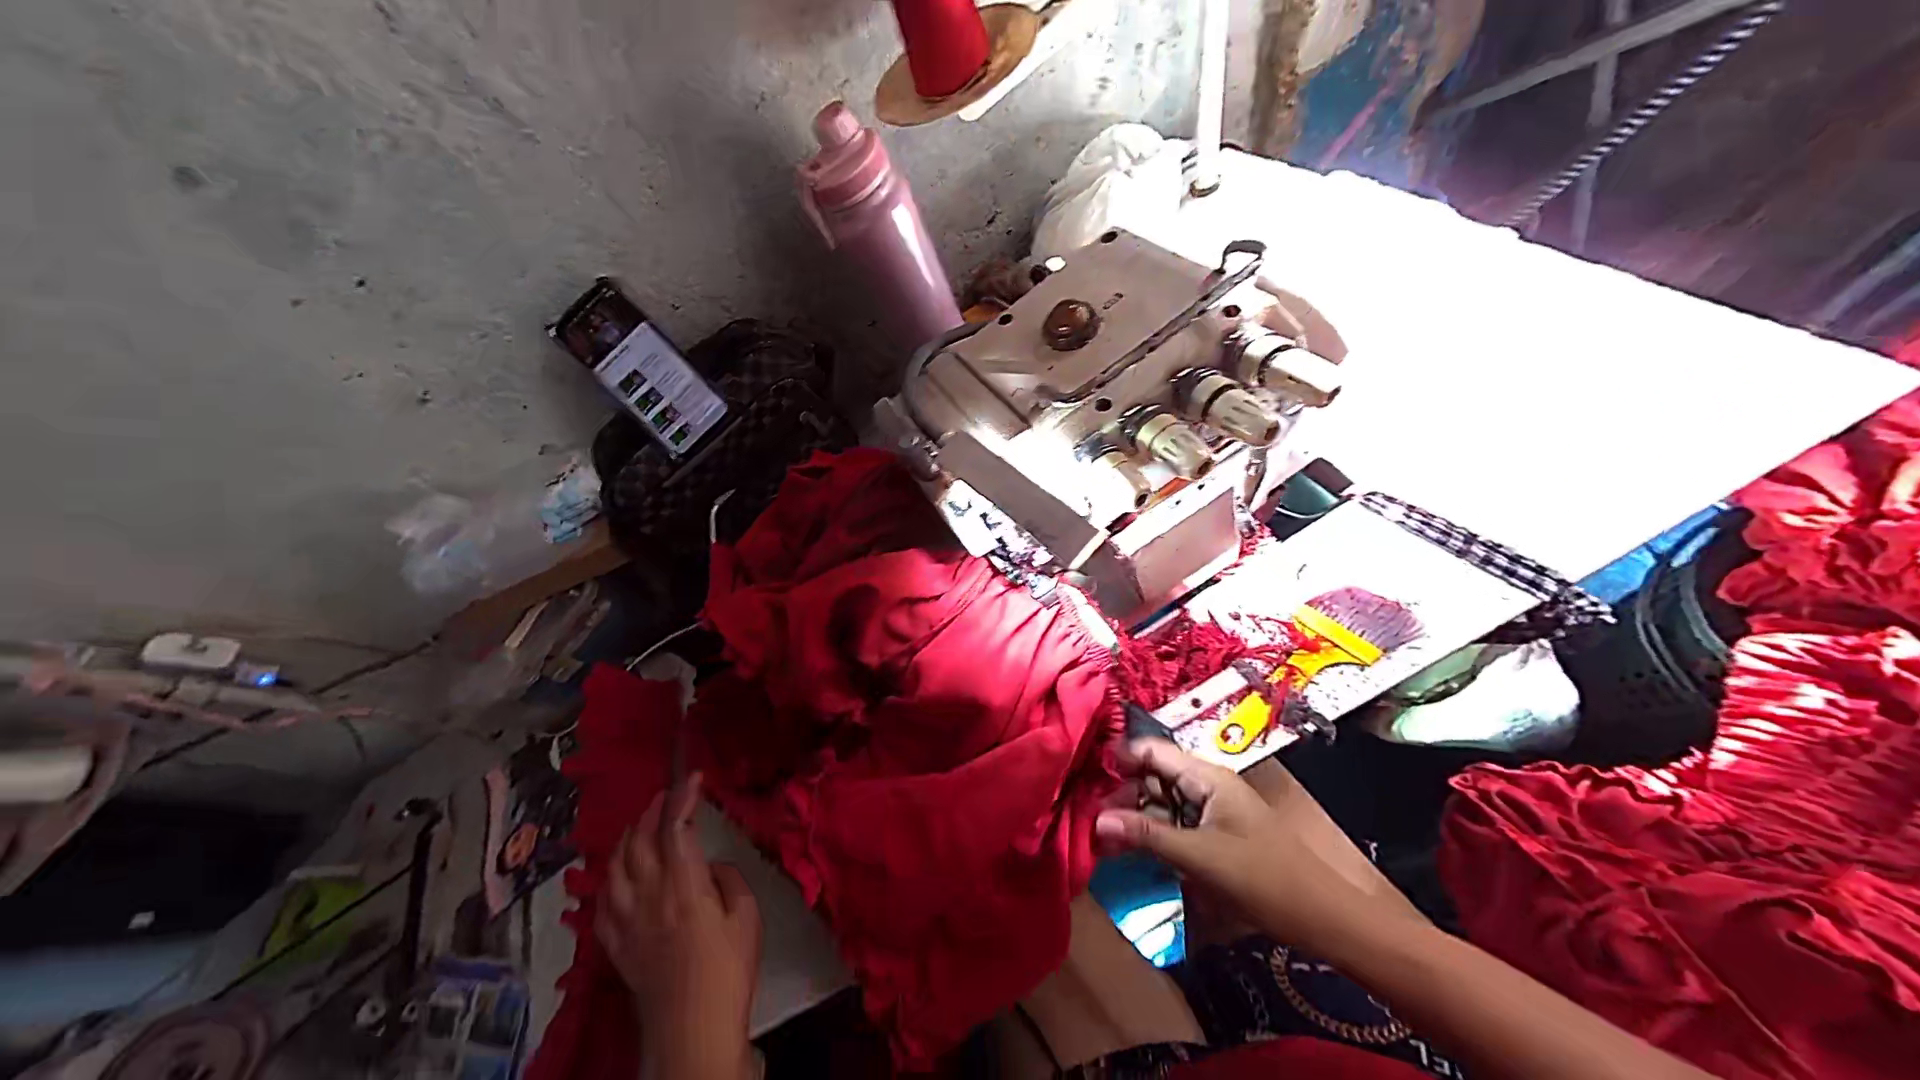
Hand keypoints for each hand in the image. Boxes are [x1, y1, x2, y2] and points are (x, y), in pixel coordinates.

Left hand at [596, 773, 761, 1079]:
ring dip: (627, 836)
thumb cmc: (728, 972)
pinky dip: (610, 874)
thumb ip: (730, 880)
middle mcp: (647, 895)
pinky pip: (601, 899)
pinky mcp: (613, 944)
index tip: (694, 777)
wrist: (691, 1031)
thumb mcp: (747, 918)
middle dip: (651, 809)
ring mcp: (624, 919)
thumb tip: (711, 867)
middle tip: (668, 794)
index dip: (682, 795)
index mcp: (683, 885)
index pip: (674, 826)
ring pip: (614, 864)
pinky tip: (619, 871)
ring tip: (642, 825)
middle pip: (638, 839)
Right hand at [1095, 738, 1426, 957]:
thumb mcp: (1199, 856)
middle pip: (1155, 776)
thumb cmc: (1263, 877)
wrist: (1324, 917)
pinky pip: (1176, 824)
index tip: (1086, 776)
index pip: (1153, 751)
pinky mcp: (1216, 835)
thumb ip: (1148, 835)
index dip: (1120, 758)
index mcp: (1207, 776)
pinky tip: (1132, 849)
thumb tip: (1097, 819)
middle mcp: (1207, 785)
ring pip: (1163, 802)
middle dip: (1123, 794)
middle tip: (1091, 819)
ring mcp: (1213, 810)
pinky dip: (1154, 833)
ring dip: (1136, 816)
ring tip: (1104, 838)